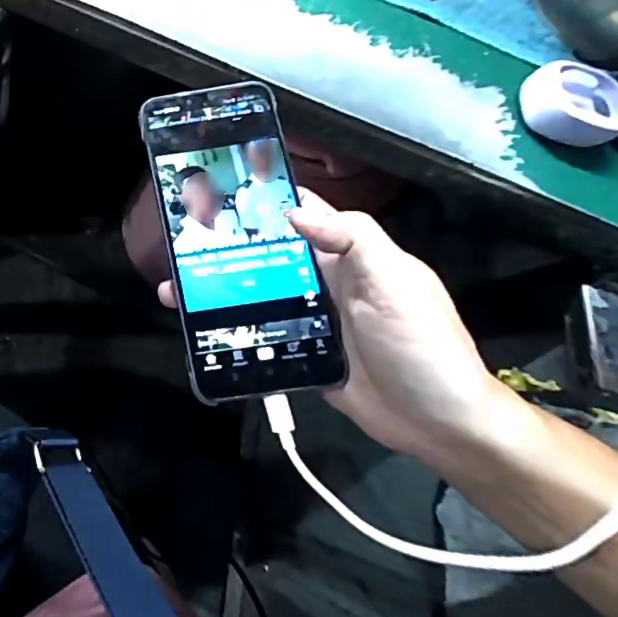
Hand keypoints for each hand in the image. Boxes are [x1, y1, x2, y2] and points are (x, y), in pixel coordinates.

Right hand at [157, 189, 506, 458]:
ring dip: (223, 290)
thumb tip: (294, 210)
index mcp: (350, 253)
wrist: (440, 424)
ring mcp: (316, 318)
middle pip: (271, 254)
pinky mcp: (307, 353)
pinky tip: (203, 330)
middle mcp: (329, 280)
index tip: (219, 191)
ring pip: (262, 294)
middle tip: (181, 247)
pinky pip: (266, 333)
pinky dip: (236, 329)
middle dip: (229, 248)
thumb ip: (352, 238)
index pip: (303, 212)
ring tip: (177, 291)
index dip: (266, 198)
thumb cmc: (420, 343)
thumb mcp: (394, 281)